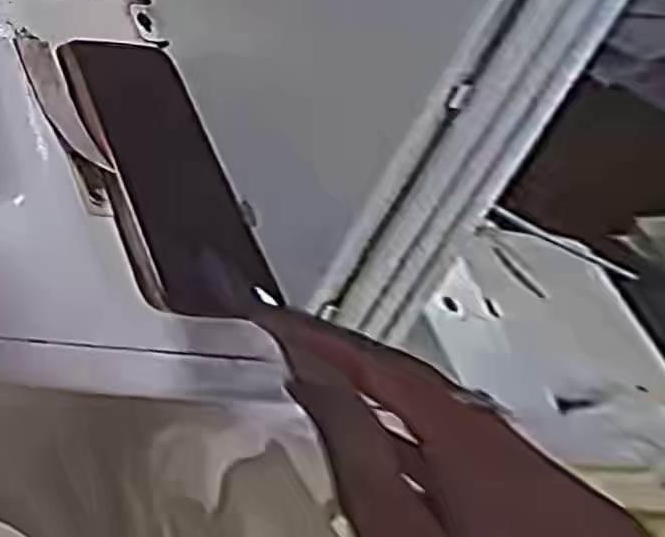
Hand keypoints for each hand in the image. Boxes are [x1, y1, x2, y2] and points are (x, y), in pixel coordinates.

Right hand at [254, 308, 644, 536]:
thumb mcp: (393, 522)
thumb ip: (351, 441)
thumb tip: (310, 375)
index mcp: (486, 455)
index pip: (384, 366)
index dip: (319, 338)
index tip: (273, 324)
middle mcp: (535, 470)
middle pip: (424, 387)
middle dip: (352, 362)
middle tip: (292, 344)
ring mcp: (563, 503)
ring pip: (452, 422)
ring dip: (384, 399)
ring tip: (324, 386)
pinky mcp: (569, 527)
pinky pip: (479, 457)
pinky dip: (421, 438)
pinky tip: (388, 448)